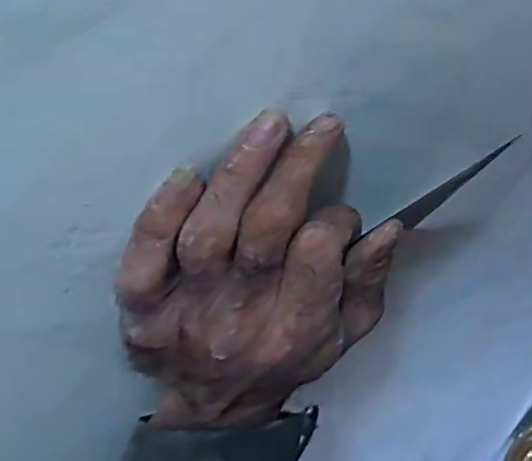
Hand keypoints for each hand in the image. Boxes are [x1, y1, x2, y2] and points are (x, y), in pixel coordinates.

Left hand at [115, 110, 400, 428]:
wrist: (214, 408)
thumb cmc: (296, 351)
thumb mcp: (352, 327)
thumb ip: (370, 277)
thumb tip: (389, 227)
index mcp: (296, 322)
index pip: (318, 249)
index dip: (337, 218)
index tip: (342, 212)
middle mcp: (239, 312)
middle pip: (266, 227)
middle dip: (298, 167)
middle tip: (323, 124)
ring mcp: (184, 308)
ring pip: (209, 231)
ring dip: (241, 171)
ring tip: (270, 124)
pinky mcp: (142, 306)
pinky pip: (142, 259)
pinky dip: (161, 215)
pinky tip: (189, 173)